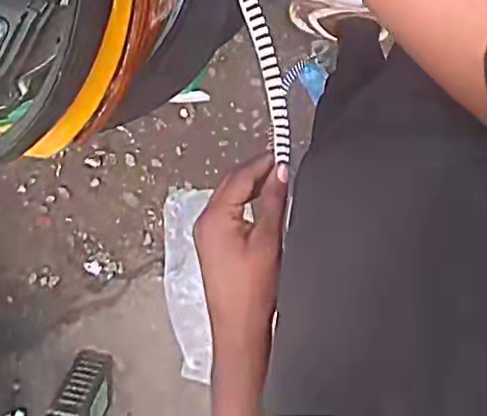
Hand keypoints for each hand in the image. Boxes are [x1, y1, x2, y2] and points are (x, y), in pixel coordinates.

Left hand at [195, 154, 287, 412]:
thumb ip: (274, 200)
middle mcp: (205, 221)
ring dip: (251, 185)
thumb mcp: (269, 240)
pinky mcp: (213, 245)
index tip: (281, 154)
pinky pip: (229, 210)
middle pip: (232, 182)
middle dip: (256, 170)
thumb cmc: (252, 294)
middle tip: (281, 163)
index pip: (240, 176)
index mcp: (215, 217)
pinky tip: (262, 203)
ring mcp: (207, 234)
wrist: (240, 333)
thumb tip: (280, 172)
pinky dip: (246, 201)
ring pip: (230, 195)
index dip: (262, 162)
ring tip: (275, 180)